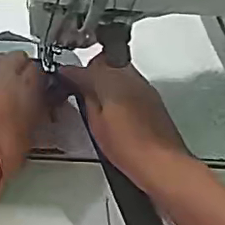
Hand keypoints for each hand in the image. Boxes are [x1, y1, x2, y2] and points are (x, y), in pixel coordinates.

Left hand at [0, 52, 48, 180]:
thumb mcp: (31, 134)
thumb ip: (36, 114)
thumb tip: (37, 112)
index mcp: (27, 83)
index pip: (40, 69)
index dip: (42, 79)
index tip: (43, 89)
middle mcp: (2, 75)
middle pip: (17, 57)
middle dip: (23, 67)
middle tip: (27, 84)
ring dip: (4, 72)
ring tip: (9, 91)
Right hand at [59, 60, 199, 191]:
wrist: (160, 163)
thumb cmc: (130, 147)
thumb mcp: (95, 123)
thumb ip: (86, 98)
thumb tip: (79, 86)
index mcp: (111, 80)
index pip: (84, 68)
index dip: (70, 73)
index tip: (64, 78)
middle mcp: (130, 78)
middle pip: (104, 61)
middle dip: (90, 71)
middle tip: (80, 87)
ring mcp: (144, 87)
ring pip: (119, 70)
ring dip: (106, 79)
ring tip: (97, 100)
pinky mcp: (152, 98)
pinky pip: (131, 83)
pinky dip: (120, 90)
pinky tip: (115, 108)